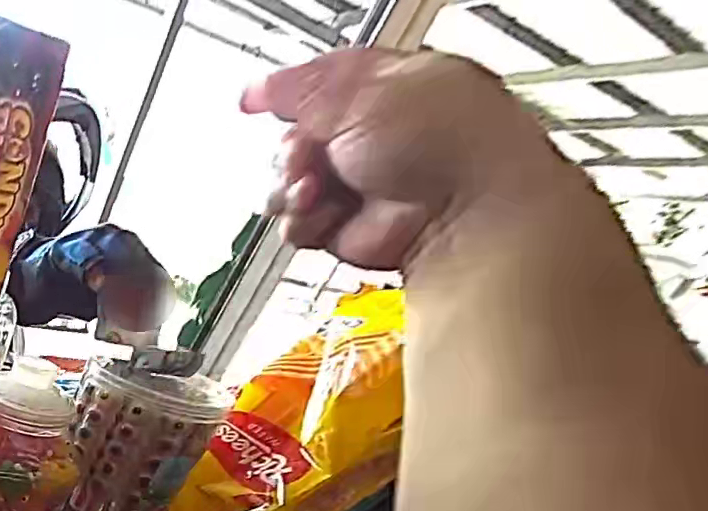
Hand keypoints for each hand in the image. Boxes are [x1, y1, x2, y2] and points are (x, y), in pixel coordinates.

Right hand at [242, 48, 576, 269]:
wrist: (454, 208)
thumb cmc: (441, 138)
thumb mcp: (363, 93)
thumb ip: (305, 89)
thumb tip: (261, 89)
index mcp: (377, 89)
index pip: (315, 86)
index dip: (282, 93)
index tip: (254, 101)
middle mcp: (362, 137)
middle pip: (291, 143)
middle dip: (288, 153)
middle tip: (303, 156)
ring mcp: (350, 185)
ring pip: (287, 188)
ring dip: (290, 190)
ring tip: (313, 189)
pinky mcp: (339, 227)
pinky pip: (295, 225)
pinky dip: (302, 222)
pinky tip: (322, 213)